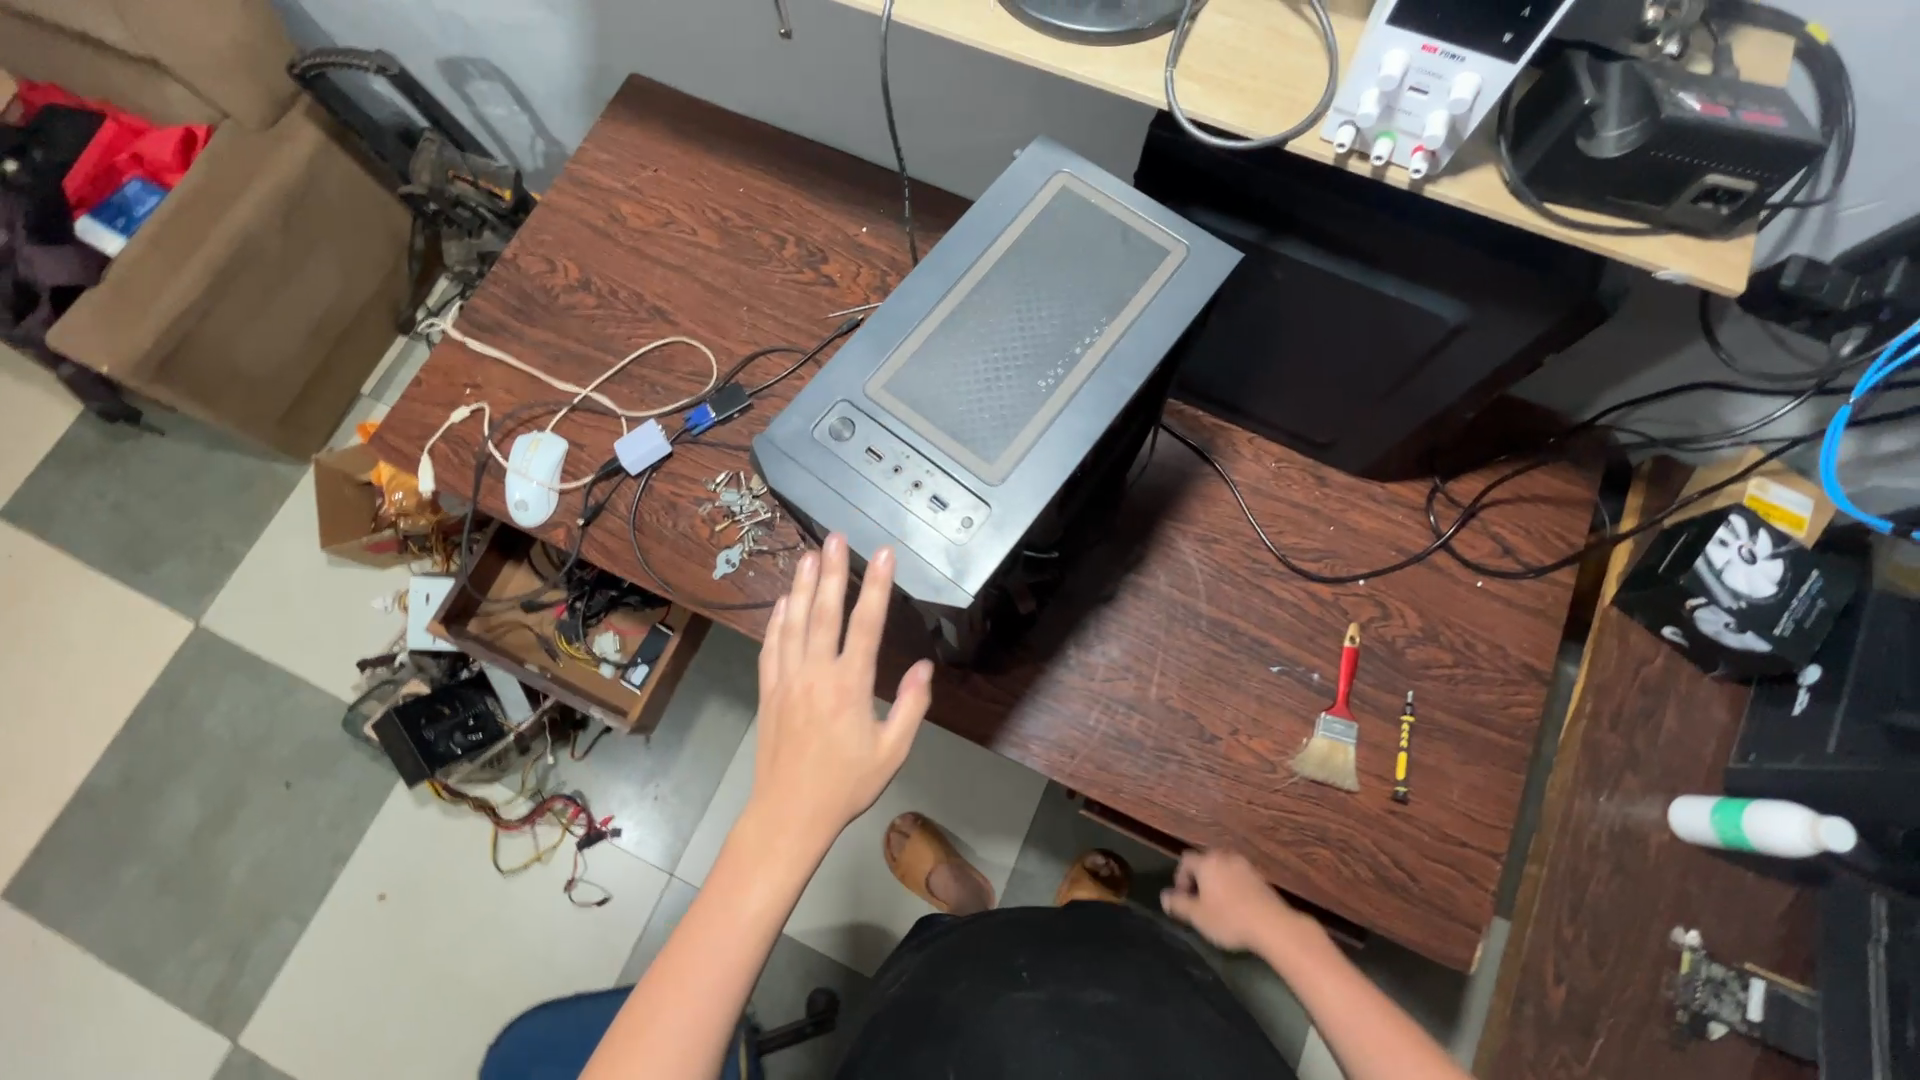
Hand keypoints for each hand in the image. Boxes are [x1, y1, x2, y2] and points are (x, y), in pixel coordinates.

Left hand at [749, 533, 933, 845]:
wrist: (789, 814)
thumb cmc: (846, 785)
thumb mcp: (892, 752)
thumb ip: (911, 706)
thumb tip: (922, 667)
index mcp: (849, 686)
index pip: (865, 625)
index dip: (876, 586)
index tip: (883, 554)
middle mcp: (815, 674)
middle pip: (824, 612)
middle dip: (832, 571)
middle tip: (835, 537)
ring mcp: (786, 680)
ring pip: (793, 622)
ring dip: (802, 586)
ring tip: (809, 555)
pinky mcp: (768, 691)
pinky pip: (772, 646)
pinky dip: (777, 620)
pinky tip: (783, 601)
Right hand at [1161, 849, 1317, 952]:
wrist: (1272, 925)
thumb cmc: (1229, 919)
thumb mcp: (1197, 916)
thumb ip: (1178, 904)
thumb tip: (1164, 896)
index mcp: (1207, 862)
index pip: (1185, 860)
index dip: (1180, 877)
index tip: (1183, 898)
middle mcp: (1225, 857)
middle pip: (1205, 862)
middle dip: (1199, 879)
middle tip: (1198, 901)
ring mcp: (1245, 866)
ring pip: (1223, 869)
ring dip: (1216, 882)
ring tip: (1217, 905)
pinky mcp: (1261, 878)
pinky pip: (1239, 877)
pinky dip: (1233, 887)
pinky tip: (1236, 907)